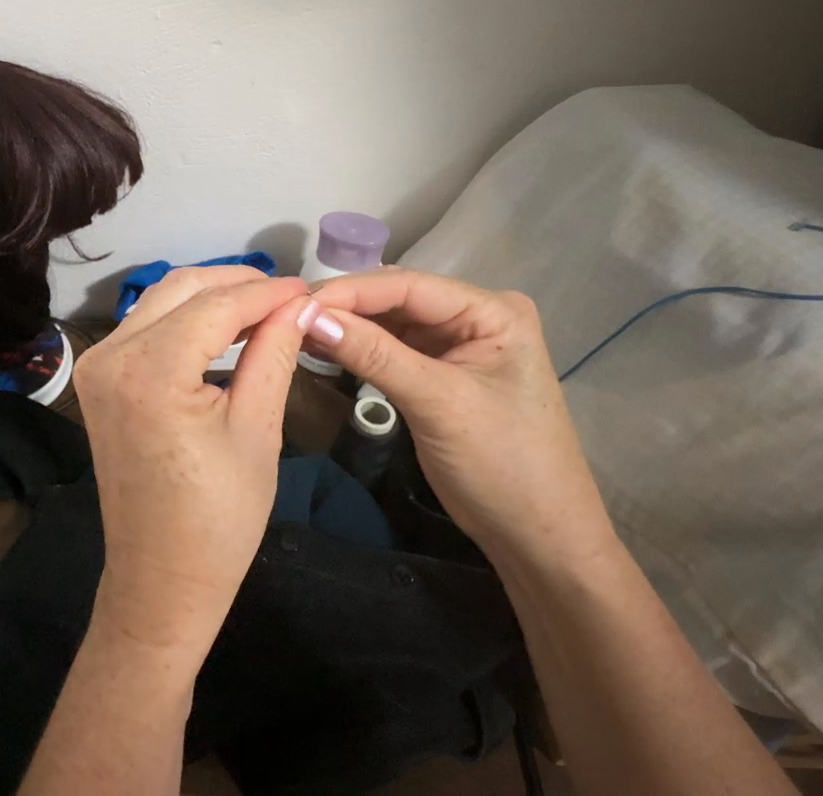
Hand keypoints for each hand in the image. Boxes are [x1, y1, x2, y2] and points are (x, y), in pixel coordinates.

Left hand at [73, 267, 317, 657]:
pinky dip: (183, 321)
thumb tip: (299, 305)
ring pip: (159, 302)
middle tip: (289, 296)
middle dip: (237, 284)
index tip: (309, 290)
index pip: (216, 307)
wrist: (160, 578)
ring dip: (209, 298)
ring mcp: (96, 367)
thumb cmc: (219, 519)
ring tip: (264, 308)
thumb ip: (274, 354)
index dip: (267, 293)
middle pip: (180, 290)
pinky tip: (222, 329)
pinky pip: (144, 329)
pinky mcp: (96, 380)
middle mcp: (112, 356)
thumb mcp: (257, 430)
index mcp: (151, 372)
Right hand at [307, 268, 618, 570]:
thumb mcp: (437, 403)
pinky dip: (357, 349)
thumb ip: (373, 354)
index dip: (350, 291)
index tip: (295, 303)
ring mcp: (456, 345)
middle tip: (285, 315)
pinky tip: (320, 347)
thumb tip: (308, 316)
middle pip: (396, 299)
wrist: (537, 537)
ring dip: (345, 327)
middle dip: (344, 306)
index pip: (409, 286)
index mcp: (492, 311)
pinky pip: (390, 349)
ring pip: (388, 323)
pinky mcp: (439, 373)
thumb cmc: (503, 465)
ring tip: (293, 329)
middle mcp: (475, 317)